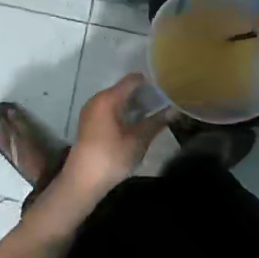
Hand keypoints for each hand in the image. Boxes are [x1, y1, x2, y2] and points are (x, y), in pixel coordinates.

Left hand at [60, 74, 171, 197]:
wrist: (85, 176)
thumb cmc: (112, 155)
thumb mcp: (138, 140)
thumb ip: (155, 123)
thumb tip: (174, 110)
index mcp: (108, 99)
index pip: (131, 81)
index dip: (149, 81)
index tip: (167, 85)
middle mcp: (97, 99)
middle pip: (123, 89)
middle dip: (144, 94)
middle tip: (167, 100)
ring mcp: (92, 110)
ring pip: (117, 100)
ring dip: (135, 104)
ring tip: (157, 110)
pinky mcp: (91, 121)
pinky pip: (111, 109)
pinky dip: (125, 111)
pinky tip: (139, 121)